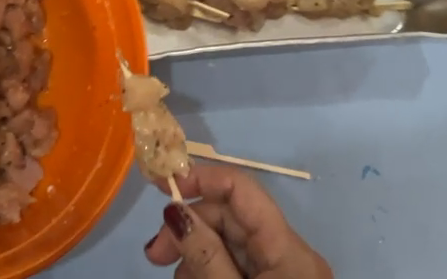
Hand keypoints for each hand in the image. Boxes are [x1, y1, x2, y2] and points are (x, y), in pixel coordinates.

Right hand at [145, 165, 331, 278]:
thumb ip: (205, 255)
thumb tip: (173, 209)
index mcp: (289, 250)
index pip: (240, 188)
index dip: (199, 178)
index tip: (159, 187)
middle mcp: (292, 256)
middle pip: (230, 217)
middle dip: (188, 227)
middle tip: (155, 254)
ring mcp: (286, 276)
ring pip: (230, 244)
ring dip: (195, 251)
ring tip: (174, 276)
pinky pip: (239, 267)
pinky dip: (211, 270)